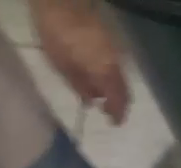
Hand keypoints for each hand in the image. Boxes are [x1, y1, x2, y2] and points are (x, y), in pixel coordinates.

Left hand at [31, 0, 131, 123]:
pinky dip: (108, 74)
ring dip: (111, 87)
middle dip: (116, 102)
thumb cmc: (57, 33)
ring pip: (119, 77)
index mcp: (106, 74)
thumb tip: (90, 102)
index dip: (117, 114)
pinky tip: (96, 72)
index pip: (120, 102)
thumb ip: (79, 85)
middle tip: (106, 108)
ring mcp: (115, 52)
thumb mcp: (61, 64)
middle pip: (123, 90)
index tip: (112, 122)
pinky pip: (114, 65)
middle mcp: (116, 65)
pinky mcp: (109, 41)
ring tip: (98, 90)